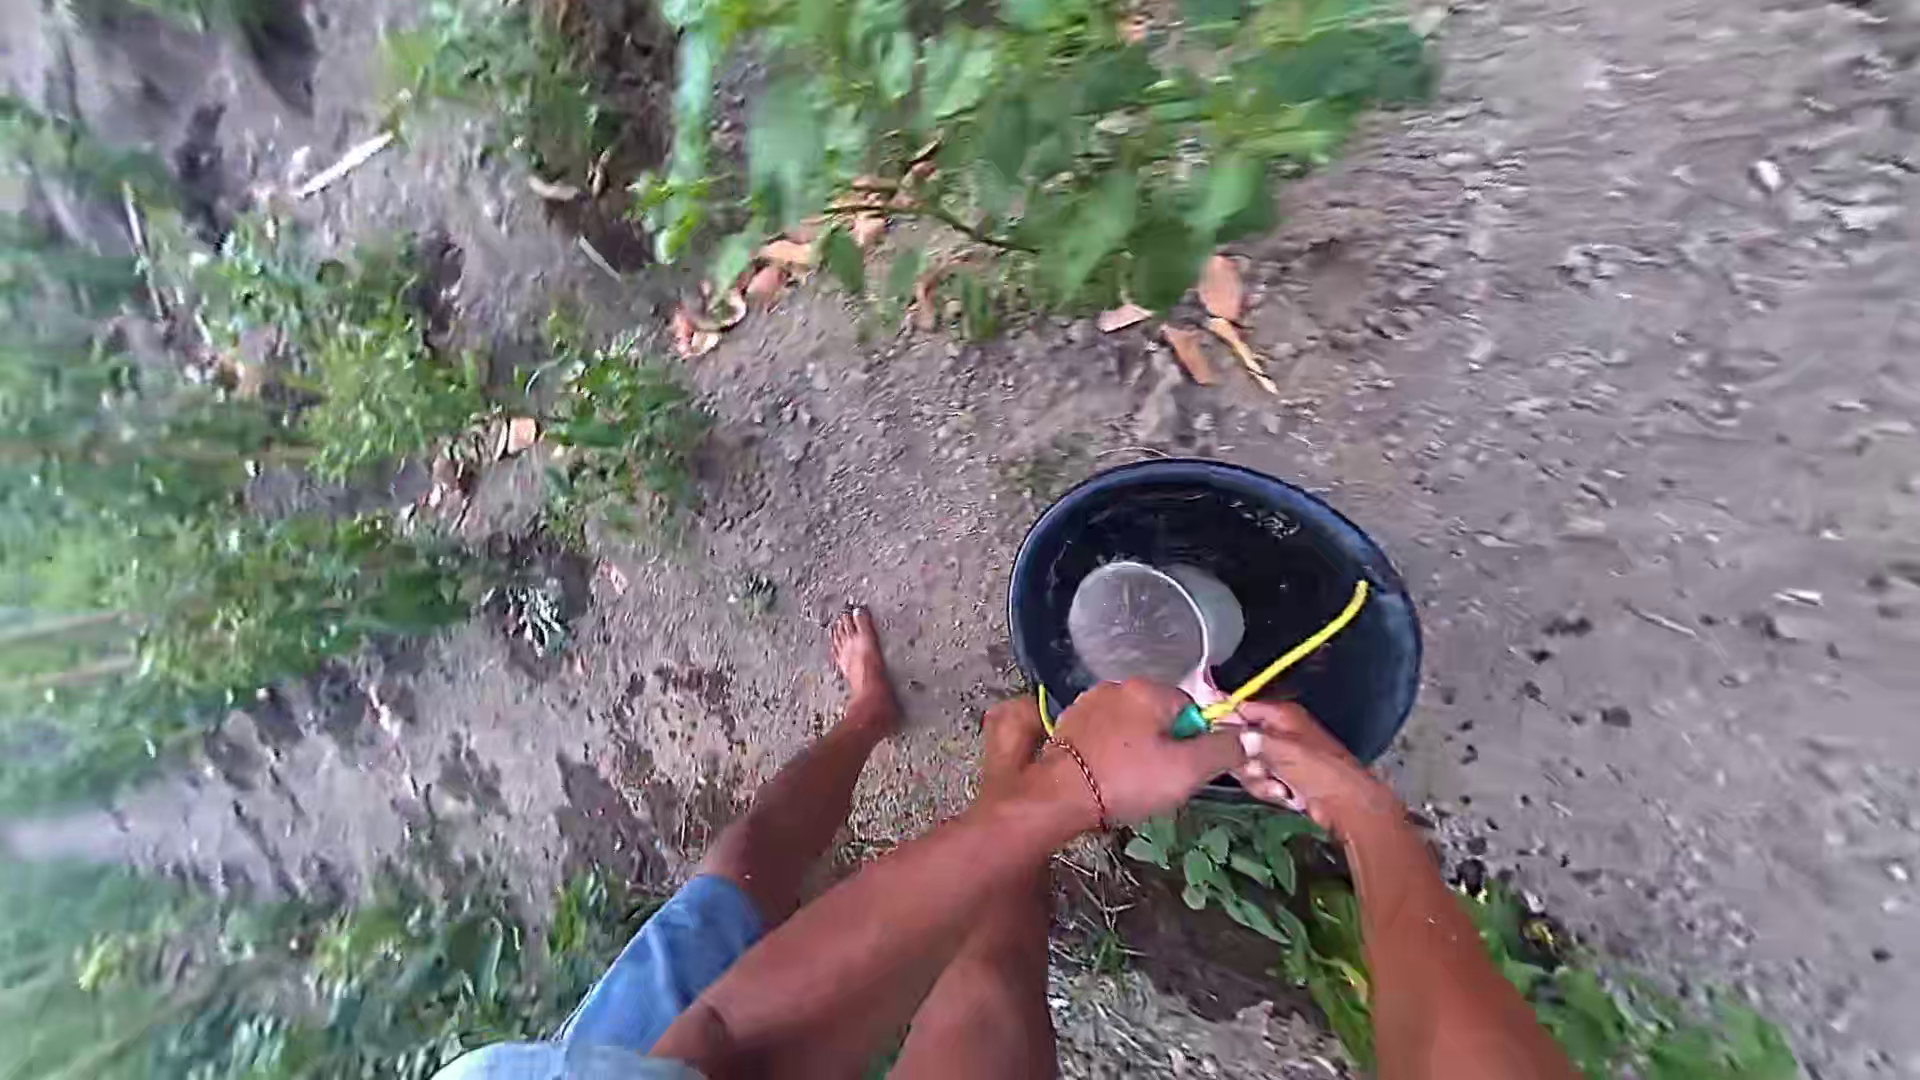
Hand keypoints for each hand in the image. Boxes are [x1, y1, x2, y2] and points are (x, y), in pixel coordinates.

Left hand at [1045, 679, 1244, 825]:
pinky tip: (1108, 775)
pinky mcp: (1071, 722)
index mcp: (1146, 690)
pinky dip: (1112, 751)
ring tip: (1131, 781)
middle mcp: (1116, 686)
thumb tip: (1248, 736)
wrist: (1060, 793)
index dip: (1195, 741)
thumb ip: (1222, 750)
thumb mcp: (1187, 770)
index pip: (1189, 708)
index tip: (1185, 768)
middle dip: (1166, 746)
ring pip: (1131, 726)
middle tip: (1159, 779)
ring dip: (1138, 749)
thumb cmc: (1127, 779)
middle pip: (1159, 715)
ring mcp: (1089, 702)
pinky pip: (1105, 734)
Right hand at [1230, 700, 1401, 835]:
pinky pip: (1256, 777)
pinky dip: (1265, 788)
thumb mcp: (1283, 750)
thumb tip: (1223, 731)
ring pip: (1244, 761)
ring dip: (1255, 777)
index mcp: (1280, 715)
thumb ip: (1249, 738)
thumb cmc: (1321, 771)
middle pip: (1237, 738)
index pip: (1240, 707)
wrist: (1349, 808)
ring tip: (1276, 786)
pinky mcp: (1279, 776)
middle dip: (1242, 758)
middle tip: (1256, 770)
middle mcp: (1276, 731)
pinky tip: (1282, 794)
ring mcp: (1277, 754)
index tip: (1208, 731)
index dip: (1223, 717)